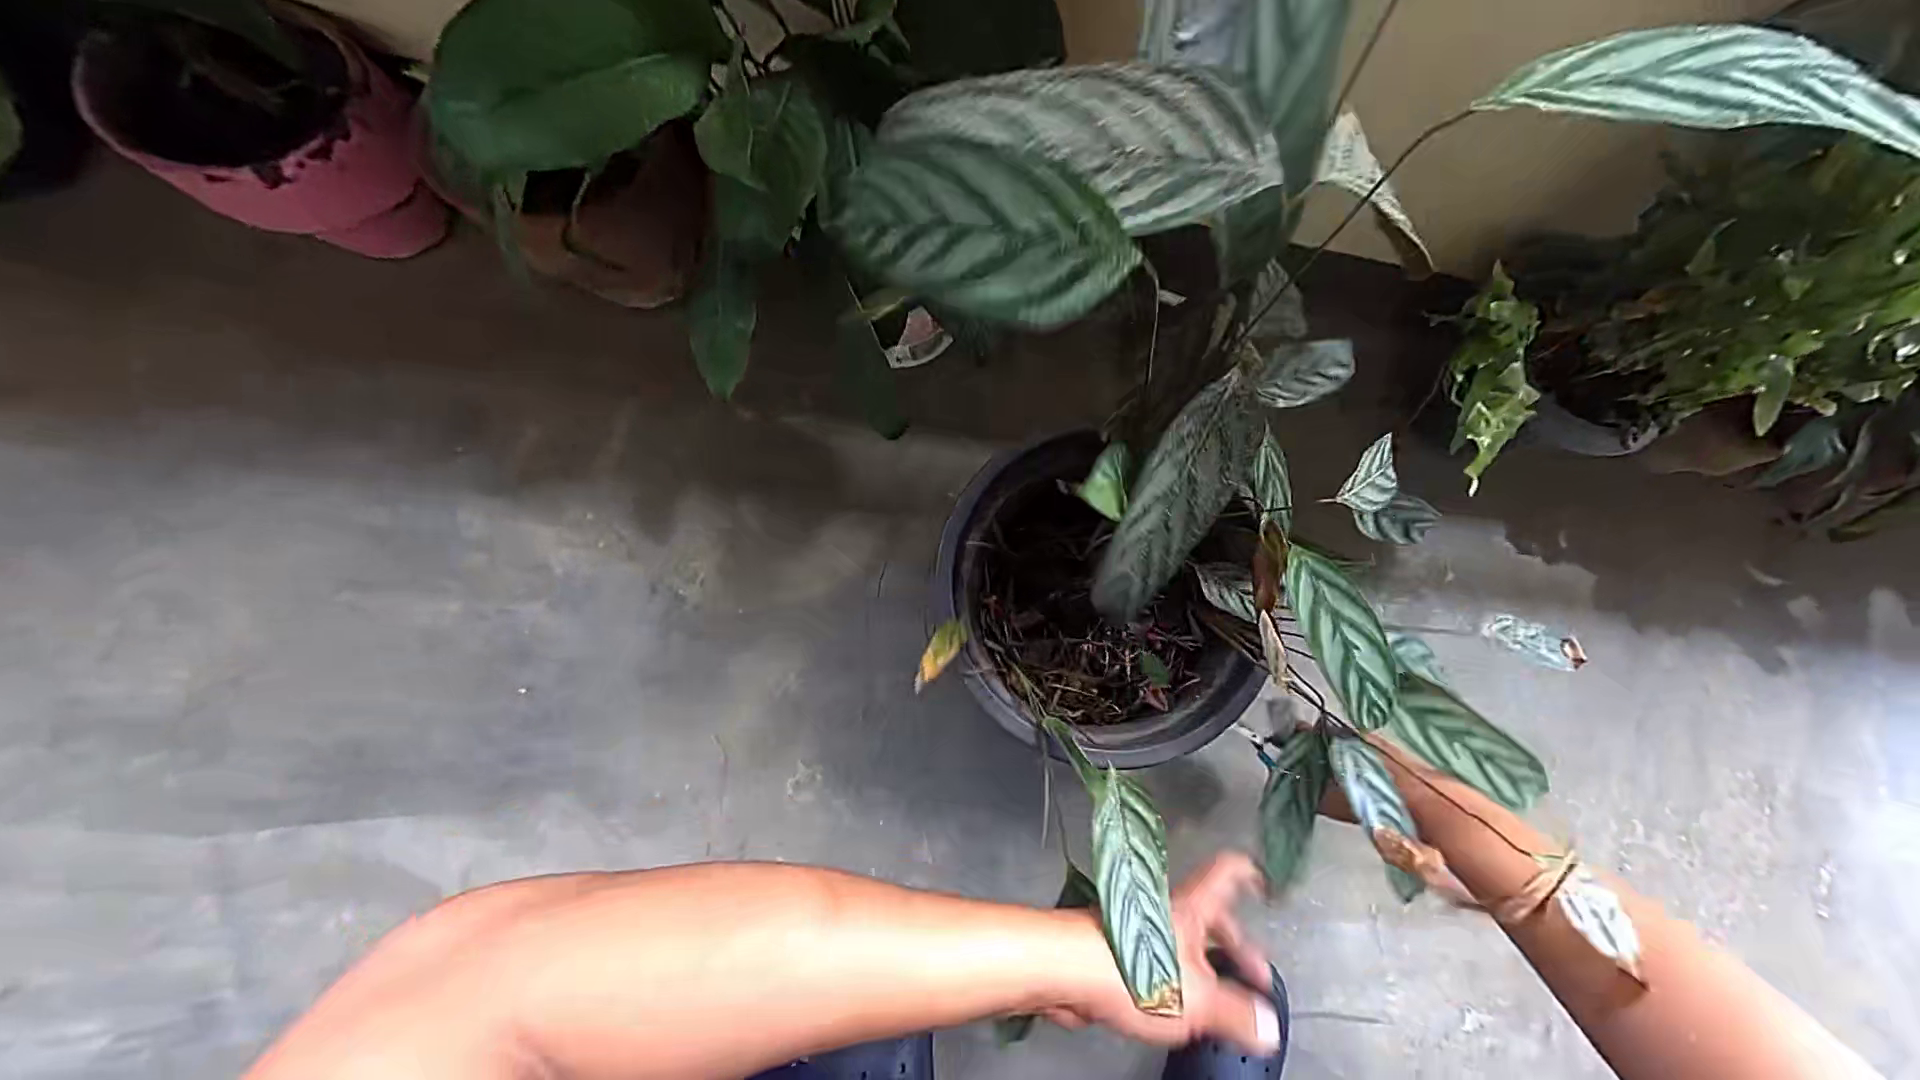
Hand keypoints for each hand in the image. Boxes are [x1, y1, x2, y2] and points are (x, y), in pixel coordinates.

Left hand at [1042, 852, 1280, 1053]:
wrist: (1068, 970)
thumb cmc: (1122, 966)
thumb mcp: (1199, 1002)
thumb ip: (1238, 1014)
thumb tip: (1265, 1025)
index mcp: (1189, 908)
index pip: (1224, 873)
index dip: (1246, 871)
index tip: (1261, 878)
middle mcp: (1164, 910)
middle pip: (1208, 915)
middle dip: (1235, 943)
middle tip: (1252, 970)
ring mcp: (1139, 927)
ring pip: (1181, 940)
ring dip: (1204, 966)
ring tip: (1220, 998)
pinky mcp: (1119, 949)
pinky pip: (1157, 960)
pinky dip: (1175, 980)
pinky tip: (1179, 1006)